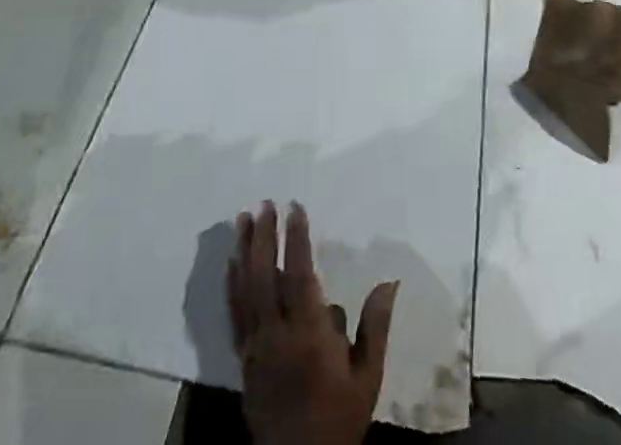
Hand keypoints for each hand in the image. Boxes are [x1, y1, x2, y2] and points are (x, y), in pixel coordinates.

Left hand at [228, 201, 399, 444]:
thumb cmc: (340, 416)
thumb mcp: (367, 375)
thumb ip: (375, 325)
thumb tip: (389, 281)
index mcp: (310, 335)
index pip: (300, 275)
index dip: (296, 239)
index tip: (295, 208)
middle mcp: (277, 334)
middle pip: (265, 276)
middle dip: (264, 236)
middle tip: (264, 204)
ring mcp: (255, 345)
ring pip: (245, 289)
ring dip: (243, 250)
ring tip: (242, 218)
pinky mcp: (243, 356)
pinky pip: (234, 313)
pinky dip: (231, 284)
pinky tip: (231, 262)